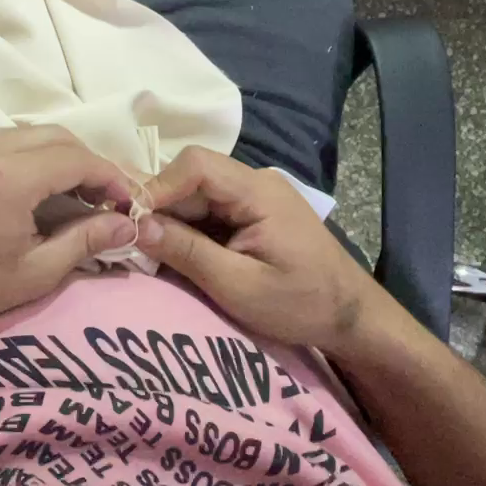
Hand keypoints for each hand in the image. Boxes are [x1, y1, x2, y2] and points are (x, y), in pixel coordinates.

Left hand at [0, 126, 137, 344]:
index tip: (128, 205)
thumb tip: (128, 225)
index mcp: (11, 176)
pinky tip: (45, 189)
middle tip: (108, 202)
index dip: (112, 178)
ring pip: (35, 134)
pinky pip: (11, 140)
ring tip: (81, 197)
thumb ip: (85, 242)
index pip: (79, 158)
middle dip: (91, 164)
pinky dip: (37, 156)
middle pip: (60, 136)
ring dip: (64, 157)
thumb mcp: (33, 273)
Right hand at [135, 146, 409, 356]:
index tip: (132, 221)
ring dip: (170, 219)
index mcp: (258, 192)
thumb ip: (187, 252)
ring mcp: (253, 195)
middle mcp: (254, 182)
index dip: (158, 187)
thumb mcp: (238, 286)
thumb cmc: (300, 305)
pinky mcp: (250, 212)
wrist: (353, 320)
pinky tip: (175, 250)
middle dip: (160, 206)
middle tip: (135, 241)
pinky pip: (206, 207)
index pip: (195, 165)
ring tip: (150, 249)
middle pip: (191, 177)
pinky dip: (186, 227)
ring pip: (194, 193)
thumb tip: (135, 226)